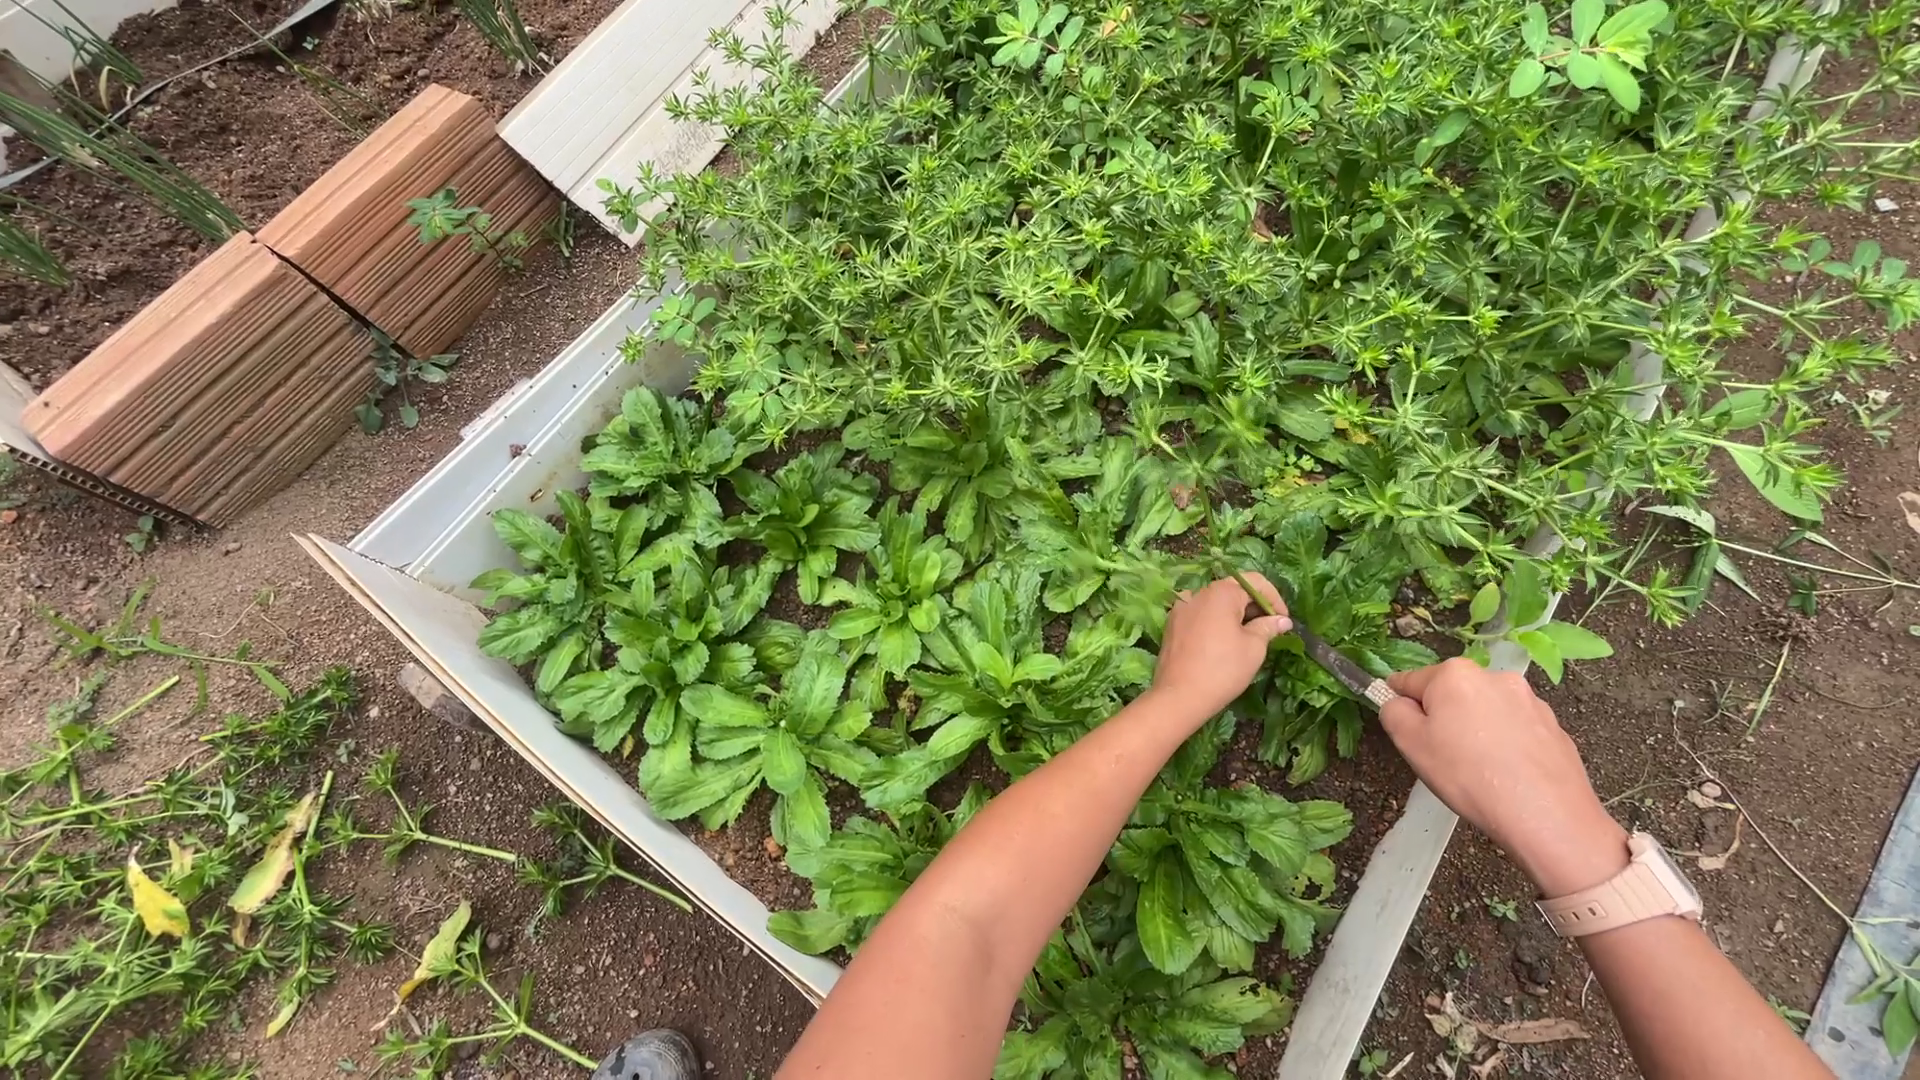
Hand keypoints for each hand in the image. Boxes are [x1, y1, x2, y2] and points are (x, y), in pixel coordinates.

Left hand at [1149, 574, 1292, 722]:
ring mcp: (1181, 608)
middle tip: (1270, 628)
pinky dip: (1215, 620)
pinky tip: (1223, 641)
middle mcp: (1197, 593)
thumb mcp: (1254, 647)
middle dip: (1254, 605)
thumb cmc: (1223, 669)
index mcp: (1220, 592)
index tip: (1283, 620)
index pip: (1254, 581)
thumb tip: (1282, 620)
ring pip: (1215, 602)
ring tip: (1248, 635)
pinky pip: (1199, 614)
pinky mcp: (1172, 624)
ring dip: (1234, 613)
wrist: (1180, 695)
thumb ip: (1268, 627)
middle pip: (1233, 589)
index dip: (1274, 598)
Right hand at [1383, 658, 1627, 896]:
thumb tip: (1401, 703)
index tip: (1409, 736)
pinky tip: (1507, 773)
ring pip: (1483, 709)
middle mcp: (1495, 677)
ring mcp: (1531, 701)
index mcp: (1455, 674)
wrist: (1548, 818)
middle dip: (1442, 717)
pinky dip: (1504, 743)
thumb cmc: (1468, 776)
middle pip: (1450, 693)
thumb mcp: (1409, 743)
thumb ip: (1392, 711)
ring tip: (1478, 768)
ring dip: (1474, 728)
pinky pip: (1514, 728)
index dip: (1402, 708)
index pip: (1409, 681)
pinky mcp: (1554, 726)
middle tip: (1442, 754)